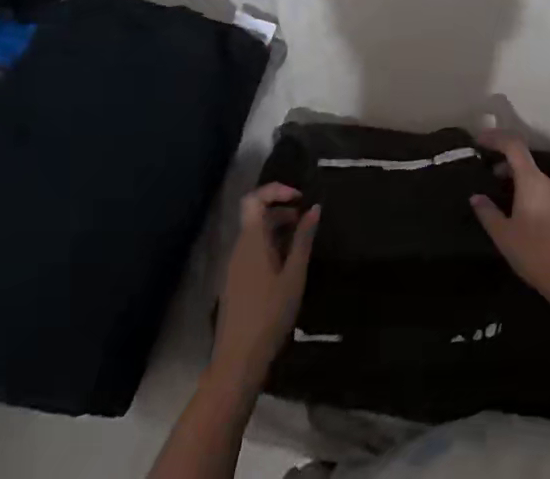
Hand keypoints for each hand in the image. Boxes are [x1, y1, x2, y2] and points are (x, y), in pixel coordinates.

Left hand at [213, 183, 319, 375]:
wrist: (238, 359)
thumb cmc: (270, 314)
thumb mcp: (294, 275)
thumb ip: (303, 240)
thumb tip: (314, 209)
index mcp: (251, 241)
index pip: (254, 199)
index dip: (276, 191)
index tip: (300, 198)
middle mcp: (239, 248)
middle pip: (256, 215)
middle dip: (282, 210)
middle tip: (308, 221)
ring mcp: (234, 266)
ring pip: (255, 234)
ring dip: (279, 229)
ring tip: (303, 243)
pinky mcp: (236, 281)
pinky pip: (253, 251)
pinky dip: (272, 246)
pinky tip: (289, 265)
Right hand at [470, 130, 549, 298]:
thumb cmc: (533, 252)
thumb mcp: (503, 233)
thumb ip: (488, 212)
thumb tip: (476, 197)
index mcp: (531, 180)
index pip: (514, 145)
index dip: (495, 138)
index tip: (478, 141)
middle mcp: (545, 181)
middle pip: (523, 156)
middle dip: (501, 153)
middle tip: (482, 161)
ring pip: (530, 171)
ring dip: (511, 170)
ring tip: (492, 182)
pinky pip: (536, 184)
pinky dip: (520, 182)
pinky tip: (510, 201)